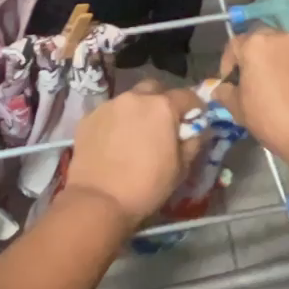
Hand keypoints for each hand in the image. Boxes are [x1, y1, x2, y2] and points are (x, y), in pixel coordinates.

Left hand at [61, 79, 203, 229]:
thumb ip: (194, 142)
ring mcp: (108, 105)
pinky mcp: (88, 117)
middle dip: (162, 100)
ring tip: (136, 133)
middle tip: (164, 123)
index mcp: (162, 107)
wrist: (99, 199)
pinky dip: (116, 121)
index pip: (187, 96)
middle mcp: (134, 98)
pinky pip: (109, 113)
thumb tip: (200, 130)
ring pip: (129, 100)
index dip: (195, 107)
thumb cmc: (147, 185)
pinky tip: (114, 141)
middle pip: (154, 89)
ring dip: (137, 110)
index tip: (195, 120)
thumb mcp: (181, 168)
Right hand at [215, 26, 288, 168]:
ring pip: (284, 50)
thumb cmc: (273, 120)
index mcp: (257, 44)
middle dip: (253, 59)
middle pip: (261, 42)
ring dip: (276, 63)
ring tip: (275, 89)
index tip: (229, 83)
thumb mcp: (240, 110)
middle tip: (251, 83)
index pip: (234, 45)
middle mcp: (283, 38)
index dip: (227, 64)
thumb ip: (226, 93)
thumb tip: (221, 89)